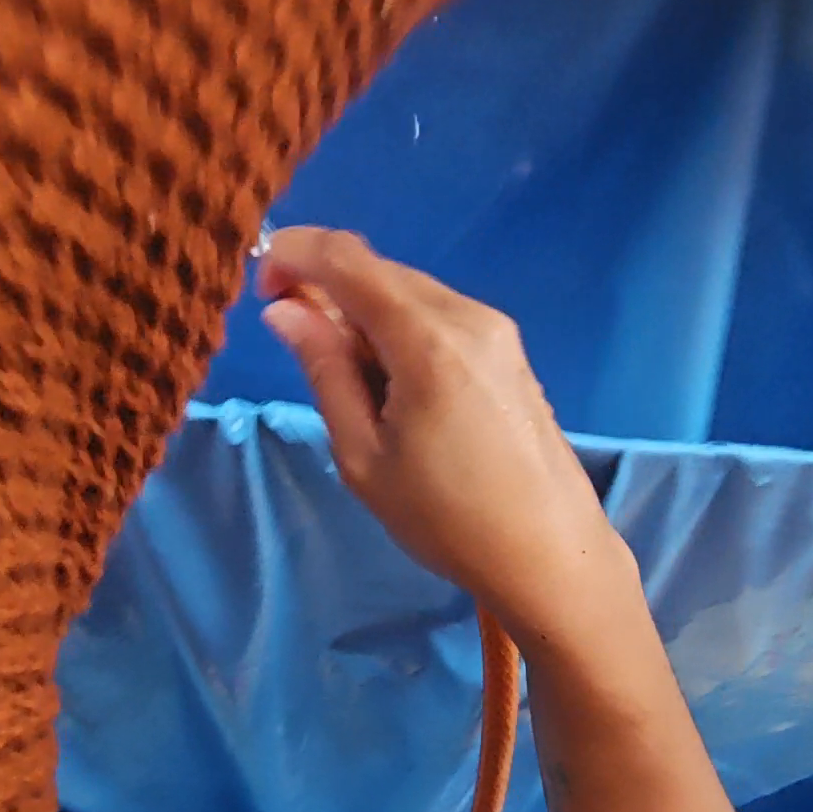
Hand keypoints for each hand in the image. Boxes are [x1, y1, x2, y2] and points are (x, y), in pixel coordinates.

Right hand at [257, 227, 635, 645]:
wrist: (549, 555)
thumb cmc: (444, 518)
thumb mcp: (363, 455)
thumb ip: (324, 371)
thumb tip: (285, 310)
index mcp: (426, 338)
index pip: (346, 258)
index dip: (293, 256)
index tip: (263, 291)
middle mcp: (466, 315)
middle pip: (379, 270)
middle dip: (327, 289)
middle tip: (303, 348)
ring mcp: (496, 330)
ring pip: (409, 292)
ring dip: (364, 315)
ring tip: (353, 384)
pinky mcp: (509, 350)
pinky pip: (438, 316)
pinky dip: (400, 329)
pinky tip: (396, 384)